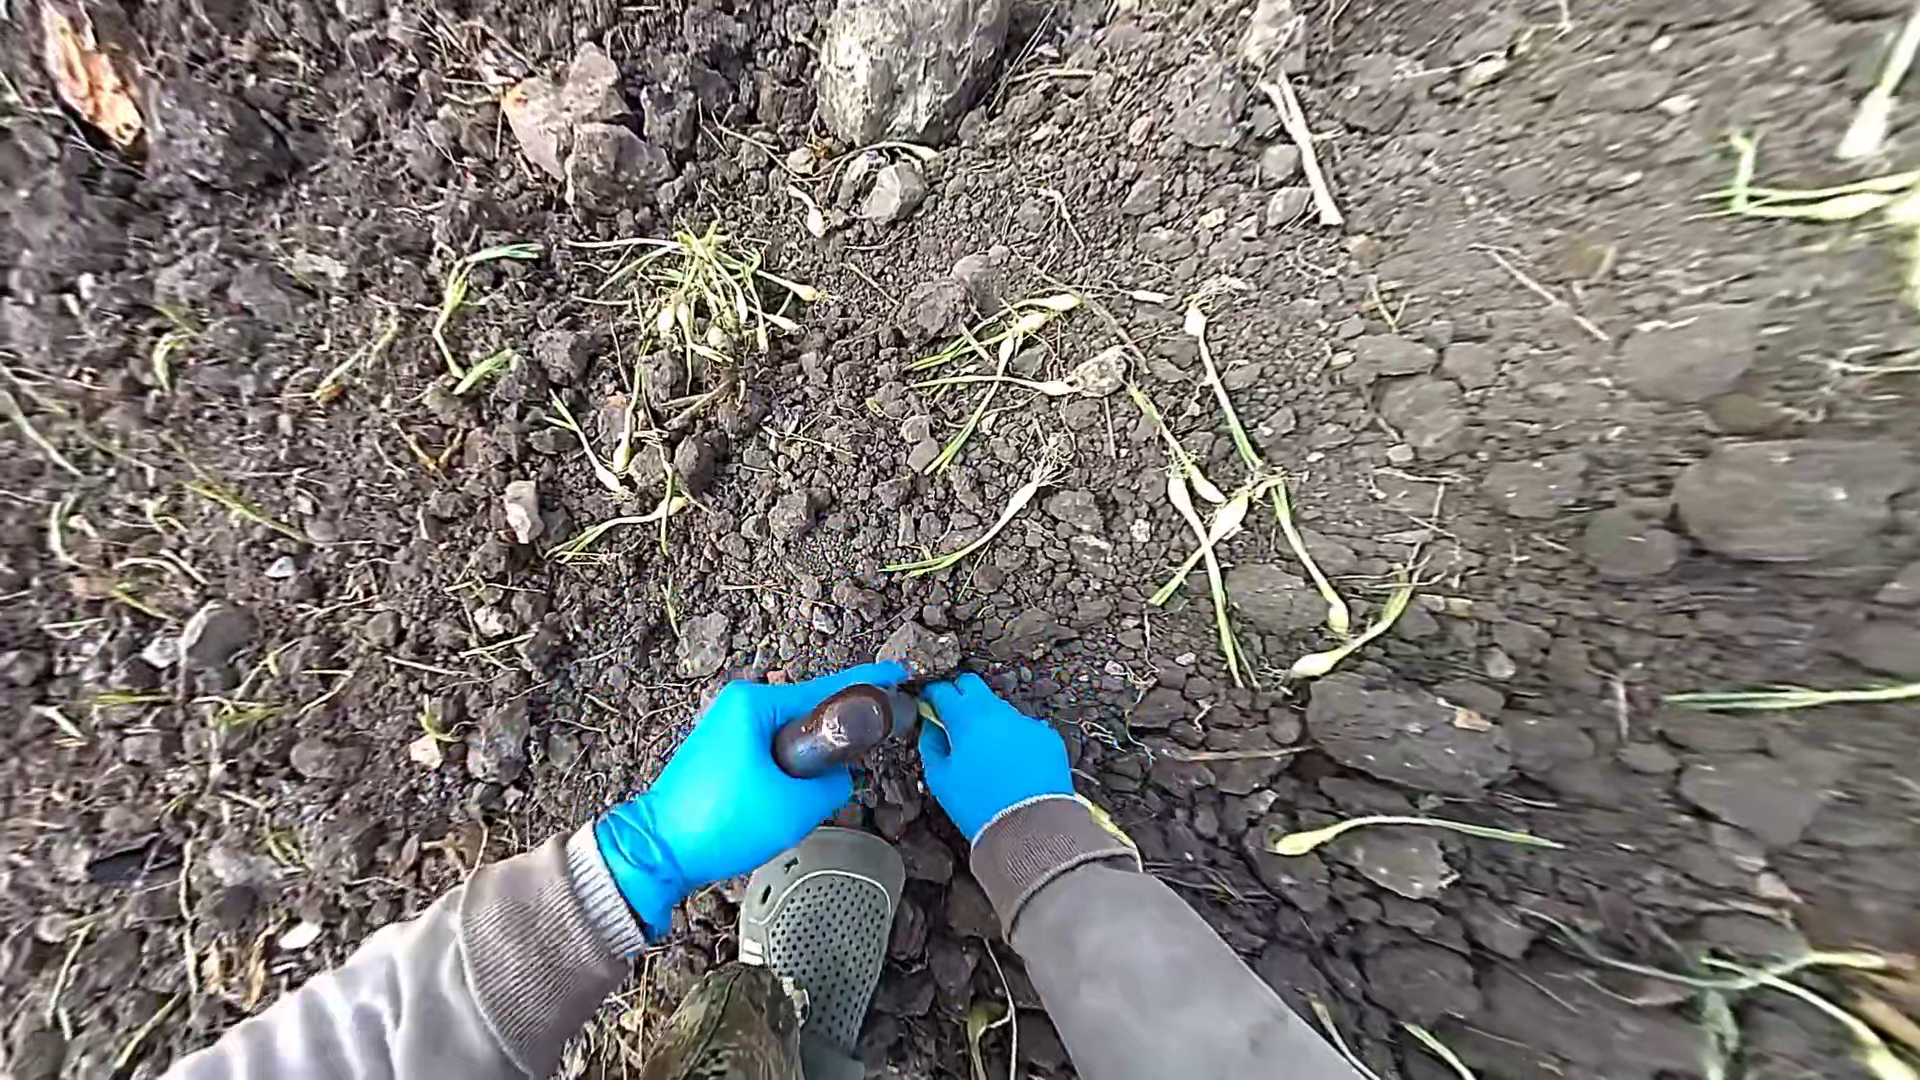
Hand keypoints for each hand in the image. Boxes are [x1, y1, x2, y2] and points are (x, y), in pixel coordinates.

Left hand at [595, 661, 910, 935]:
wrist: (654, 854)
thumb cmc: (720, 823)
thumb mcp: (794, 808)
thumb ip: (834, 785)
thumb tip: (843, 777)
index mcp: (755, 703)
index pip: (827, 688)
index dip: (868, 683)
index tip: (898, 673)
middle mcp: (742, 702)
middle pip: (811, 706)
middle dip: (844, 719)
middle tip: (880, 726)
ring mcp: (731, 723)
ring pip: (793, 727)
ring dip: (818, 742)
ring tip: (849, 756)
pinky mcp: (726, 745)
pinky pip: (774, 740)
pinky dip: (796, 753)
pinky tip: (812, 770)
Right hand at [919, 673, 1073, 842]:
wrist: (1030, 828)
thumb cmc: (980, 807)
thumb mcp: (940, 779)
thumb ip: (931, 744)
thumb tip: (931, 725)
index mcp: (968, 719)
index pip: (944, 690)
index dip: (932, 695)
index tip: (929, 704)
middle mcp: (998, 712)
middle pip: (972, 685)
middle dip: (959, 695)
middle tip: (954, 719)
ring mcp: (1024, 721)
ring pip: (999, 707)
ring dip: (988, 720)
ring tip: (985, 752)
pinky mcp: (1045, 735)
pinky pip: (1023, 727)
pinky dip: (1014, 738)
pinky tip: (1012, 763)